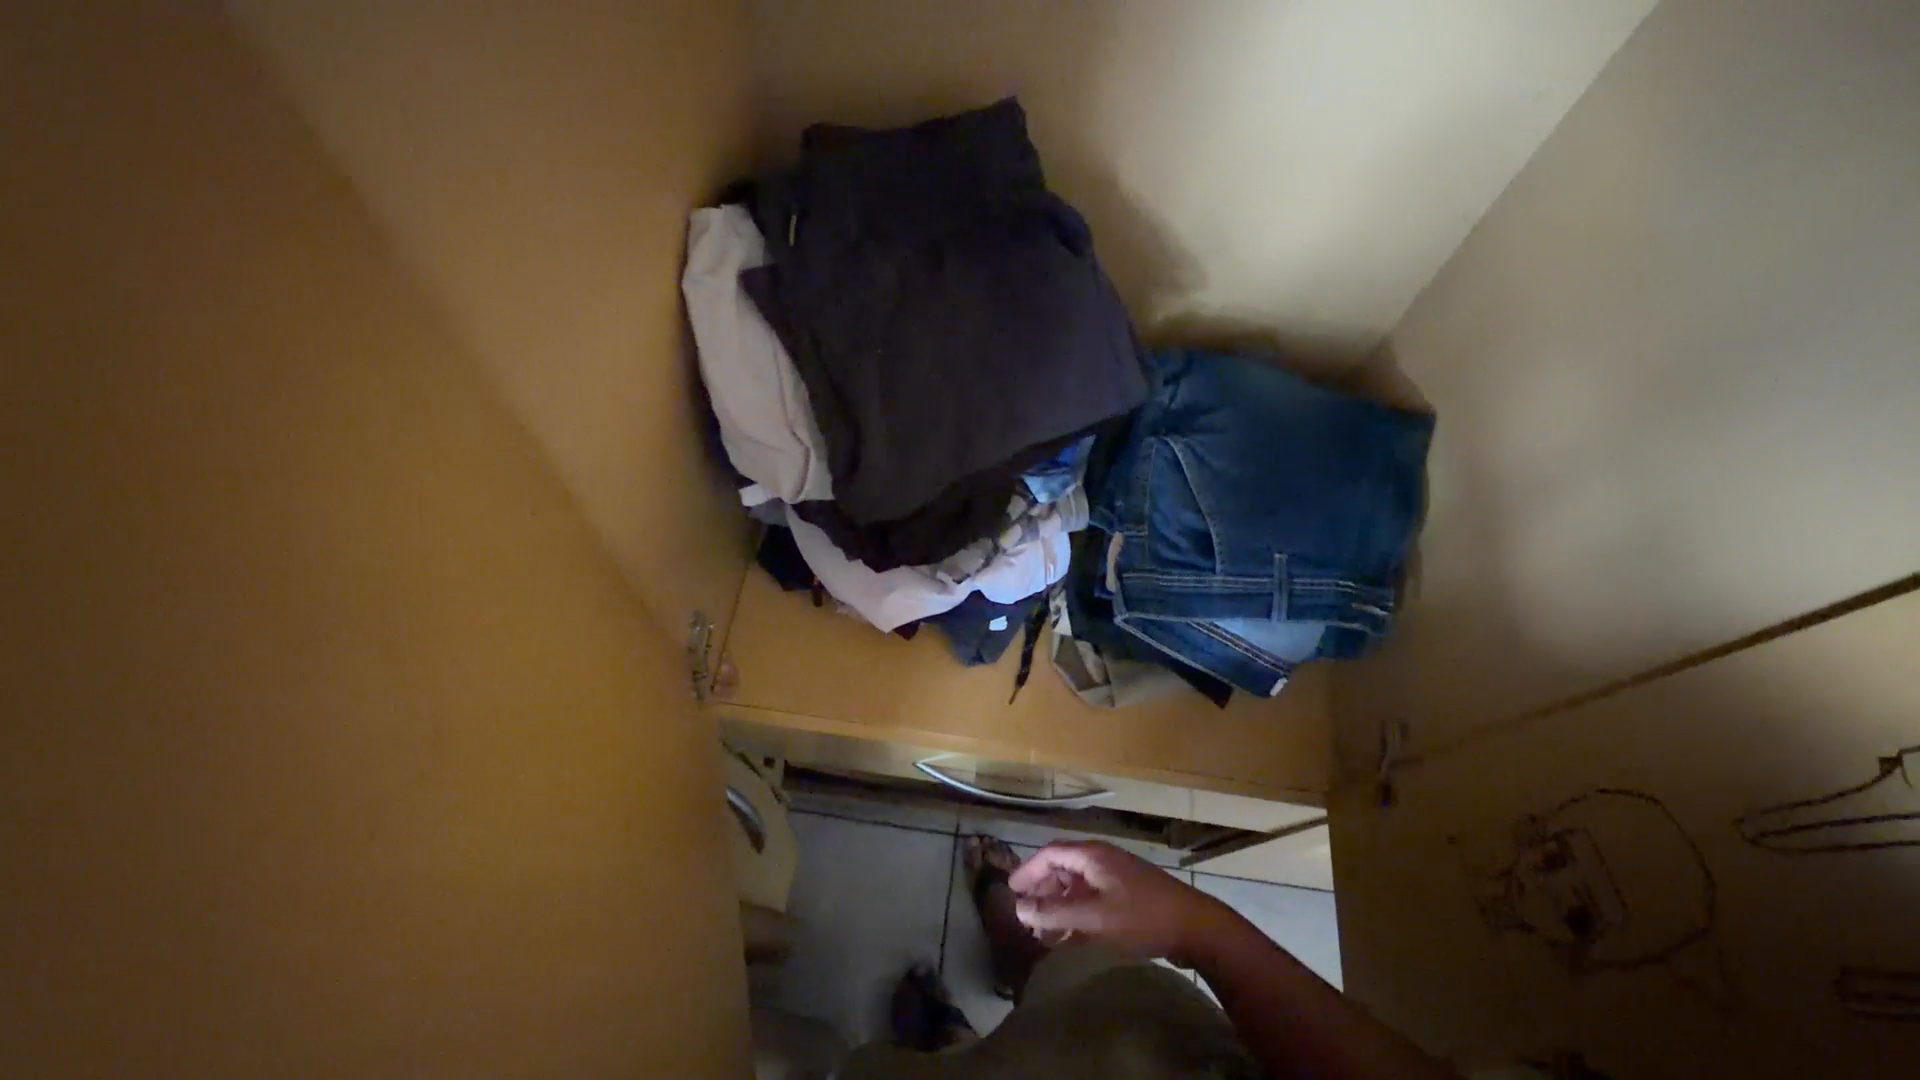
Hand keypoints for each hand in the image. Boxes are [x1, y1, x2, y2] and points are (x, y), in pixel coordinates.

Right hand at [1007, 840, 1237, 965]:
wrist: (1196, 928)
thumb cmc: (1141, 918)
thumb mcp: (1093, 918)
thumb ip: (1054, 913)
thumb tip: (1018, 908)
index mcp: (1093, 856)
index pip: (1050, 853)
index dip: (1028, 871)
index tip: (1011, 891)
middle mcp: (1103, 860)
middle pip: (1063, 868)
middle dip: (1042, 890)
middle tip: (1026, 913)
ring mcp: (1118, 877)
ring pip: (1078, 885)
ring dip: (1059, 904)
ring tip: (1045, 931)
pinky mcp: (1130, 895)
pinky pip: (1093, 898)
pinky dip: (1078, 912)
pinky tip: (1073, 936)